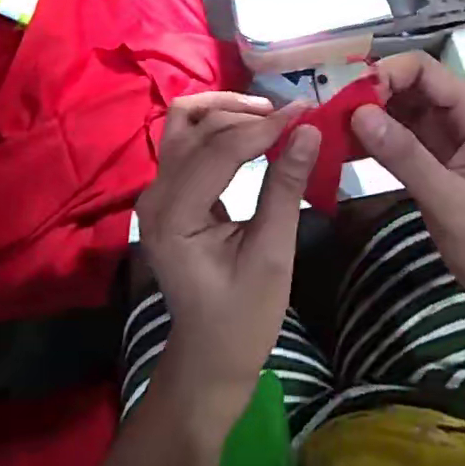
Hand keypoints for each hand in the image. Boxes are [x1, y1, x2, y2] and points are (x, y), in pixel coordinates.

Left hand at [135, 92, 319, 426]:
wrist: (209, 355)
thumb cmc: (243, 317)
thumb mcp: (272, 255)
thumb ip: (286, 187)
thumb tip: (309, 130)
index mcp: (174, 217)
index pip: (220, 149)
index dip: (265, 126)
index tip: (307, 110)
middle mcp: (155, 195)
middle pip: (196, 126)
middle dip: (245, 114)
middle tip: (293, 117)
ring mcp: (156, 192)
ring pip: (185, 123)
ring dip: (225, 111)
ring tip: (270, 116)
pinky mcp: (167, 192)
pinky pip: (187, 141)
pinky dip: (218, 127)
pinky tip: (252, 133)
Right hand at [349, 53, 464, 324]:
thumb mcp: (451, 202)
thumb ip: (405, 156)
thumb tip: (358, 113)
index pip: (425, 71)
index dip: (384, 75)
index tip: (347, 99)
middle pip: (410, 87)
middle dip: (370, 96)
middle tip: (330, 116)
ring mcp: (450, 140)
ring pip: (402, 113)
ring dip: (368, 118)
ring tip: (329, 130)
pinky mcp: (438, 163)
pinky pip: (402, 140)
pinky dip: (376, 142)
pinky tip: (346, 149)